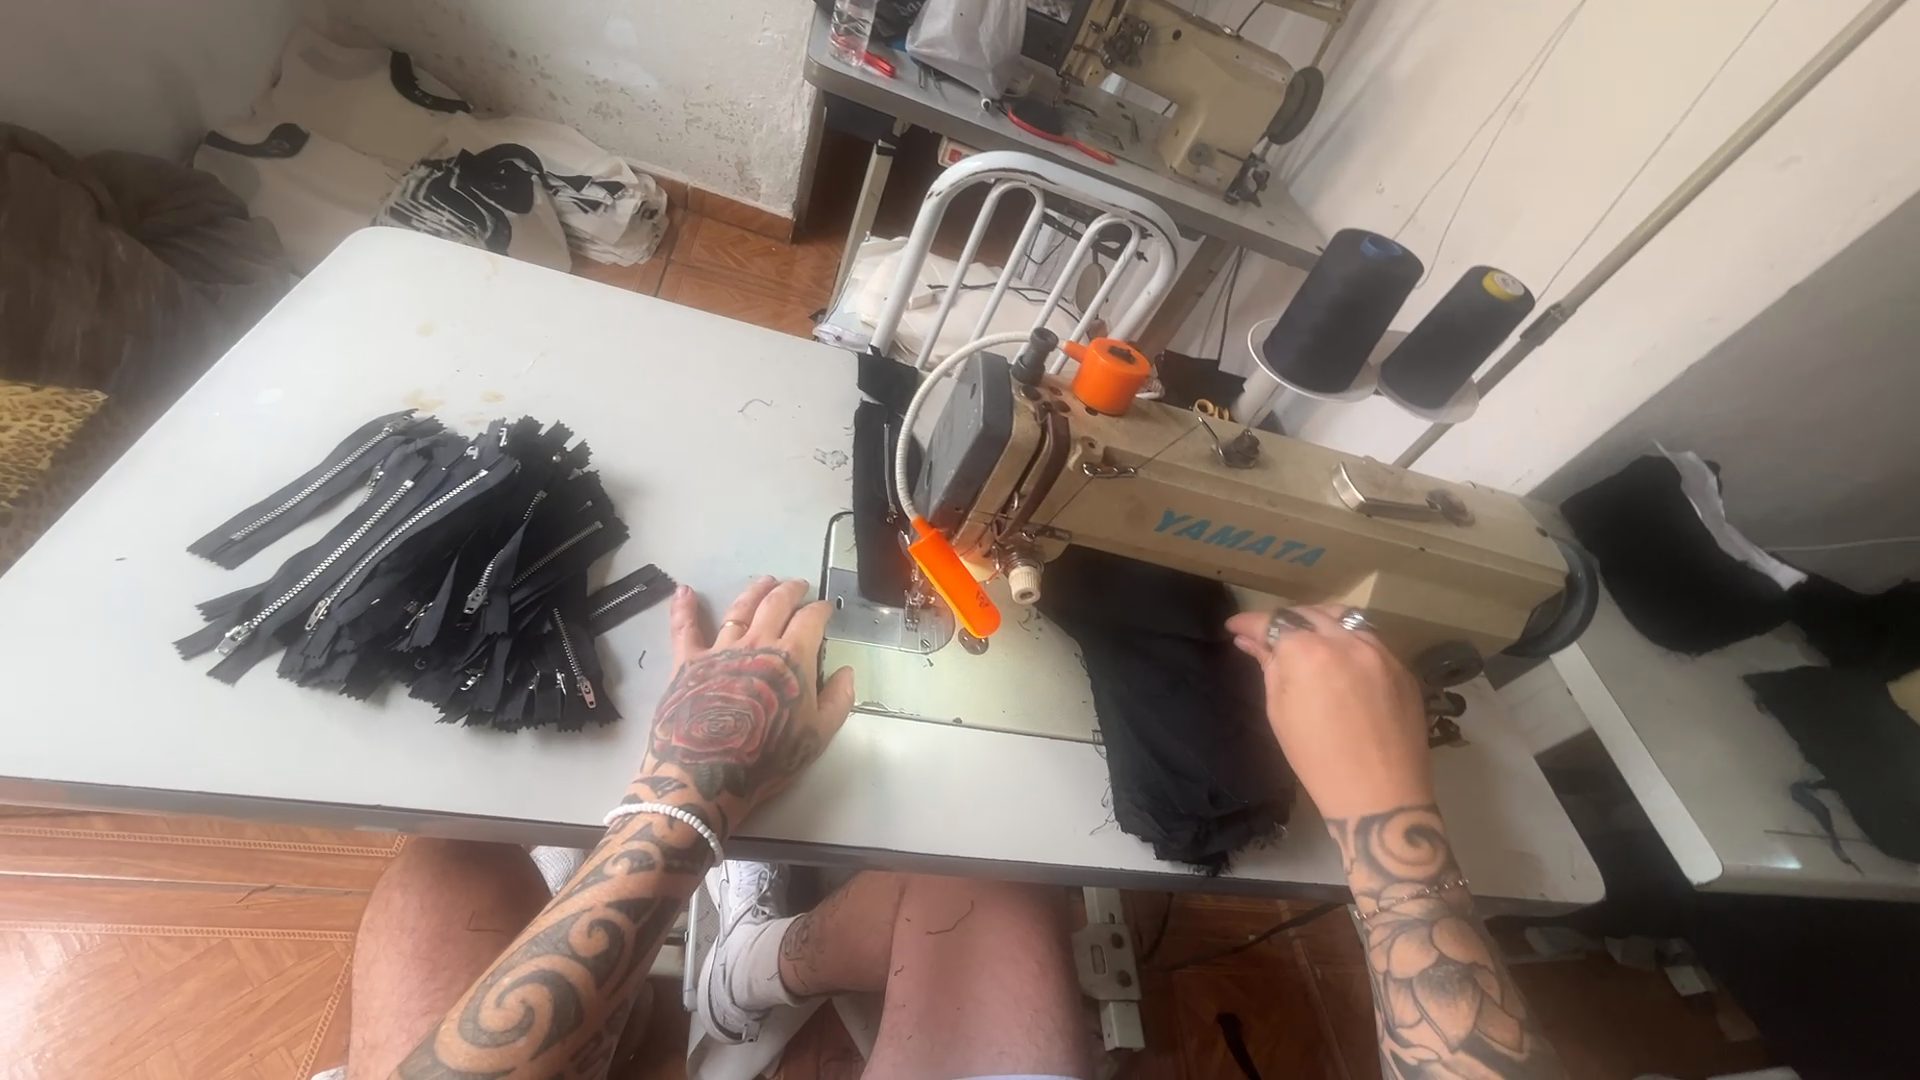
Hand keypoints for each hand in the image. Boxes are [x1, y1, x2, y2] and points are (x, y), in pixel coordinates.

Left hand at [638, 577, 855, 832]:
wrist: (705, 777)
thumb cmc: (768, 758)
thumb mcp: (818, 735)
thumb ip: (838, 699)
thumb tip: (846, 671)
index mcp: (792, 656)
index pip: (811, 619)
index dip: (821, 609)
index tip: (827, 608)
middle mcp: (758, 643)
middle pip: (776, 604)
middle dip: (790, 590)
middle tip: (798, 584)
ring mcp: (720, 650)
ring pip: (740, 609)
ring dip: (754, 591)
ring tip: (765, 581)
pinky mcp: (687, 662)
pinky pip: (685, 629)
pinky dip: (684, 608)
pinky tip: (683, 591)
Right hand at [1225, 604, 1432, 818]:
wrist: (1380, 794)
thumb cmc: (1316, 757)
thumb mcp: (1279, 710)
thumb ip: (1268, 666)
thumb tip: (1250, 641)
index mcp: (1307, 653)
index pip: (1271, 623)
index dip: (1248, 623)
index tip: (1234, 628)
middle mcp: (1346, 641)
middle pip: (1307, 613)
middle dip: (1282, 621)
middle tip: (1267, 637)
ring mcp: (1380, 652)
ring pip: (1343, 618)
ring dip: (1318, 622)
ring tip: (1306, 639)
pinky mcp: (1401, 668)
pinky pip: (1369, 639)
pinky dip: (1347, 640)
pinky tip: (1339, 661)